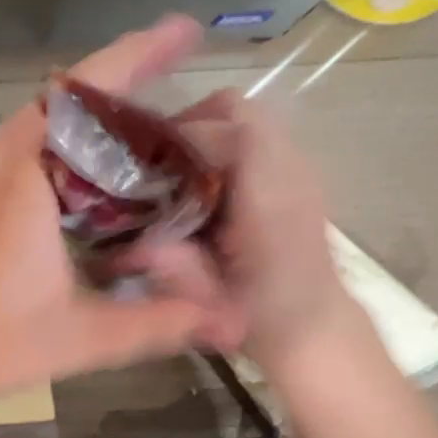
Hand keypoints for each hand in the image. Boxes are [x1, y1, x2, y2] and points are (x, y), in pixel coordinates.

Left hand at [0, 17, 238, 414]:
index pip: (82, 100)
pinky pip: (21, 150)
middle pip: (59, 99)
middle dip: (118, 77)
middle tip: (174, 70)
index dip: (134, 58)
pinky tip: (90, 171)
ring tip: (141, 115)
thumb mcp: (81, 339)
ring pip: (36, 123)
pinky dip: (62, 142)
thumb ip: (158, 324)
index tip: (183, 32)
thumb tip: (229, 321)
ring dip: (86, 110)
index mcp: (24, 185)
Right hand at [146, 90, 349, 368]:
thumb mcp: (206, 300)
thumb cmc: (257, 318)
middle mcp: (289, 170)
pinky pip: (250, 140)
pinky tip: (196, 191)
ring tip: (169, 177)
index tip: (138, 164)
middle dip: (187, 126)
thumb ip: (171, 265)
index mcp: (270, 197)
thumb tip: (125, 247)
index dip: (175, 136)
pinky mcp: (293, 177)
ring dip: (201, 138)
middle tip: (152, 163)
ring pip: (242, 120)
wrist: (313, 327)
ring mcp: (296, 169)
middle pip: (235, 109)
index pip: (225, 129)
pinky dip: (218, 150)